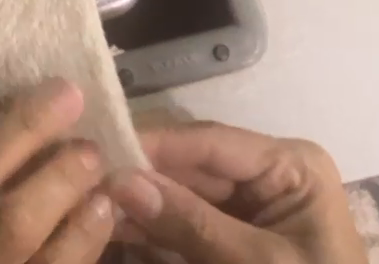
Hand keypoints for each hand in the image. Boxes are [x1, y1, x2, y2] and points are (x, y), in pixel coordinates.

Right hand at [107, 123, 365, 263]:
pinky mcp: (231, 237)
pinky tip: (114, 227)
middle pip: (191, 164)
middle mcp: (267, 174)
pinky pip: (184, 222)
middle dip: (142, 174)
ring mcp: (248, 206)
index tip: (104, 147)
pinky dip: (152, 228)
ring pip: (180, 192)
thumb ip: (193, 224)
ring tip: (91, 202)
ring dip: (139, 202)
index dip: (156, 143)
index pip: (211, 141)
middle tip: (88, 176)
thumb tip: (122, 182)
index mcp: (291, 165)